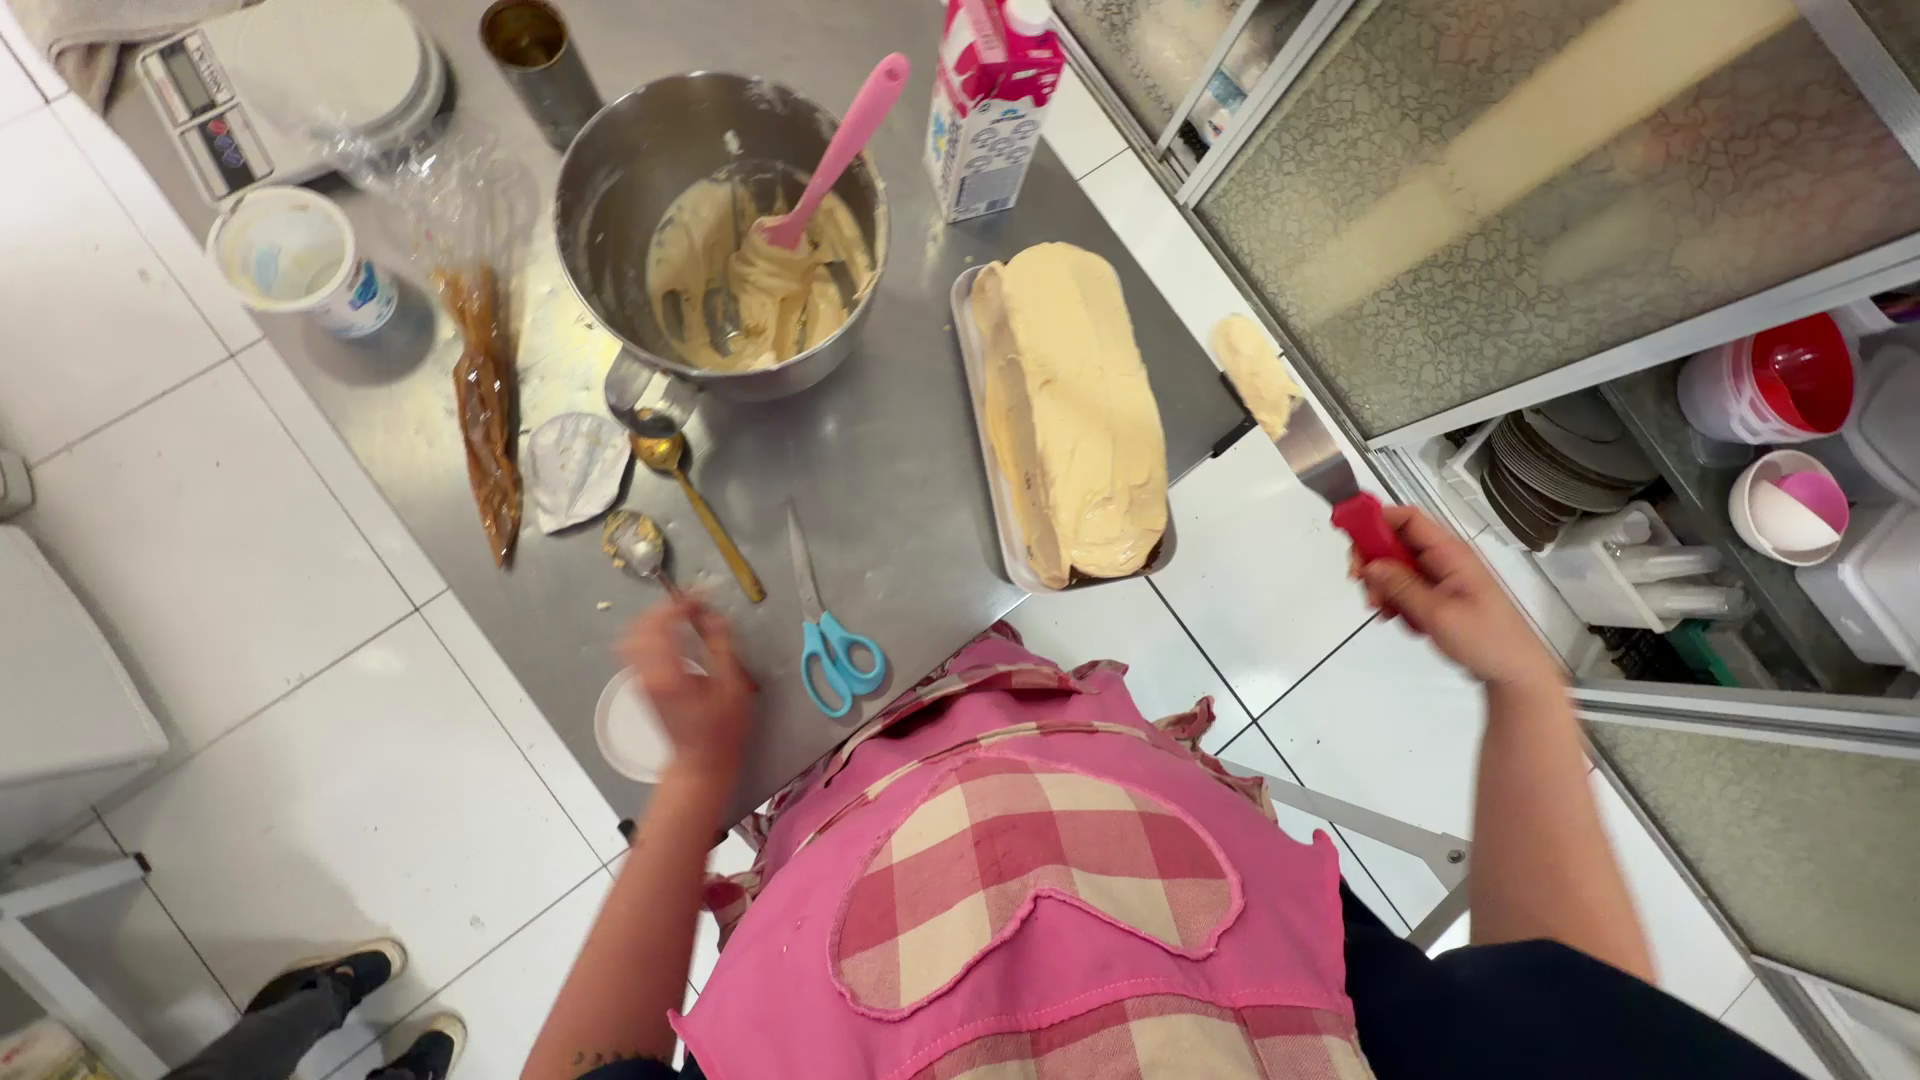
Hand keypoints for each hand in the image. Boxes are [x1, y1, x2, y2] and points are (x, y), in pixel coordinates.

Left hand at [618, 595, 758, 778]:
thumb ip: (723, 648)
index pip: (662, 625)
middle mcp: (647, 676)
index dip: (681, 604)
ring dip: (653, 621)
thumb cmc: (722, 730)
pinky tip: (671, 635)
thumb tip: (715, 618)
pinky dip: (650, 635)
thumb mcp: (734, 688)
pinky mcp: (642, 687)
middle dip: (663, 609)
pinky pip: (635, 651)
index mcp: (669, 675)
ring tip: (679, 616)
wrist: (700, 764)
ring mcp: (640, 682)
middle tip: (690, 604)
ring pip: (631, 638)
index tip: (702, 597)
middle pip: (639, 628)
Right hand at [1350, 506, 1562, 688]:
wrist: (1514, 672)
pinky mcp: (1435, 595)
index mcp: (1450, 554)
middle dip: (1371, 561)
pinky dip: (1391, 600)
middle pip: (1393, 542)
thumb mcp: (1438, 613)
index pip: (1407, 518)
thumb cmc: (1488, 640)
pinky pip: (1401, 587)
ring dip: (1379, 586)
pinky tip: (1395, 617)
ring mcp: (1439, 577)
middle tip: (1362, 584)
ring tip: (1383, 610)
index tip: (1349, 535)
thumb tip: (1371, 564)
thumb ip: (1401, 586)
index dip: (1375, 519)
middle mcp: (1443, 560)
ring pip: (1393, 566)